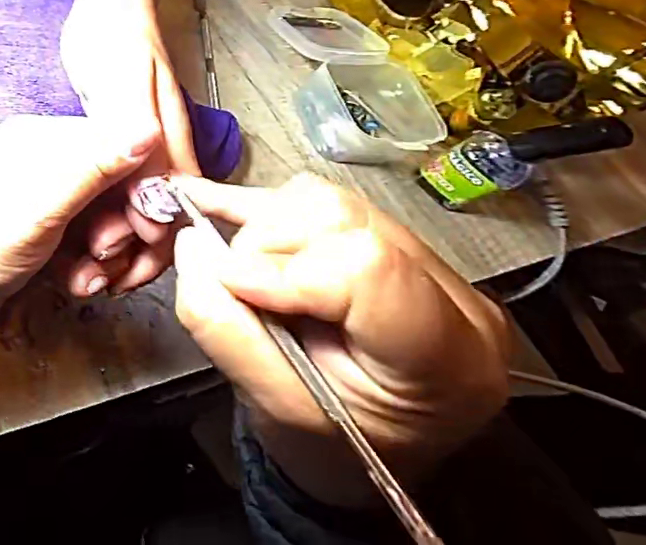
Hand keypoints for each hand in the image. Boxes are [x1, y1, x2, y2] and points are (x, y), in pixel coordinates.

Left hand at [0, 116, 142, 327]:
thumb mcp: (41, 208)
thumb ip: (93, 168)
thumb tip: (147, 126)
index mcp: (41, 139)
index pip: (120, 145)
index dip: (144, 186)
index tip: (150, 226)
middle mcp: (45, 160)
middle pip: (119, 185)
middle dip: (124, 227)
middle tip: (107, 255)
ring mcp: (45, 196)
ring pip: (109, 218)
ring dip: (108, 255)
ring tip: (86, 276)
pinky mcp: (46, 228)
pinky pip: (89, 240)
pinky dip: (89, 265)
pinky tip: (73, 282)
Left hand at [59, 0, 198, 298]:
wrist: (103, 2)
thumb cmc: (109, 34)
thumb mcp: (118, 77)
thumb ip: (127, 123)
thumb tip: (148, 162)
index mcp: (161, 144)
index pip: (167, 212)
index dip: (146, 247)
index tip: (109, 264)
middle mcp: (152, 153)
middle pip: (148, 221)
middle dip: (122, 253)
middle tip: (85, 271)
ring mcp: (129, 149)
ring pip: (125, 213)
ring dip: (105, 244)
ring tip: (71, 265)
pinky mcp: (107, 145)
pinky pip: (106, 194)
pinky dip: (91, 219)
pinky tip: (66, 235)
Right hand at [170, 175, 510, 506]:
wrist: (355, 450)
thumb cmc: (330, 446)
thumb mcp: (274, 407)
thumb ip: (225, 327)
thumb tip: (194, 244)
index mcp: (444, 357)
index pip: (363, 265)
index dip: (281, 268)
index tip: (236, 290)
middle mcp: (451, 297)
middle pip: (337, 220)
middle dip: (262, 245)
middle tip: (240, 288)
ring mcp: (422, 261)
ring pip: (321, 200)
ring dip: (260, 225)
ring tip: (245, 267)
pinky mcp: (383, 237)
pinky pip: (314, 196)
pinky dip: (256, 205)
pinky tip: (218, 210)